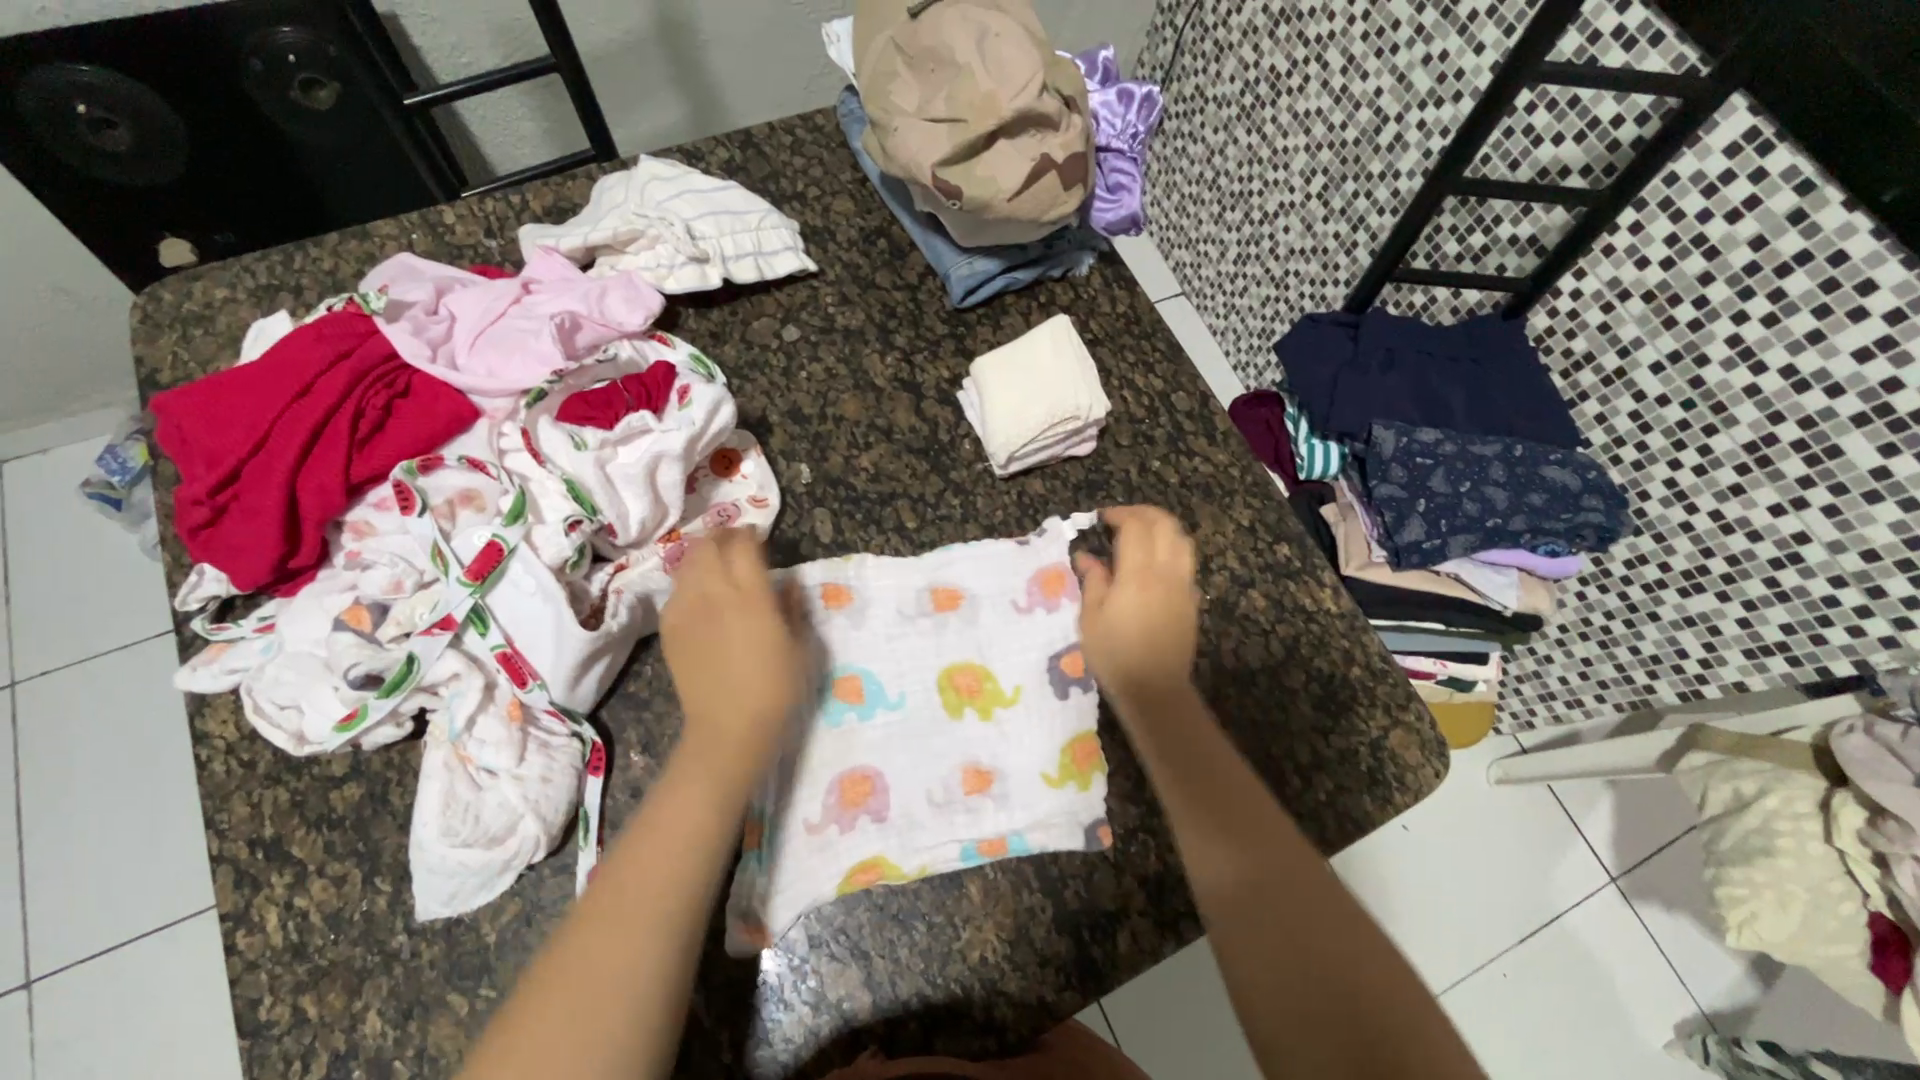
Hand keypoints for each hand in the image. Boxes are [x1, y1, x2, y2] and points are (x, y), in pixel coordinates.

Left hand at [659, 529, 807, 783]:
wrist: (730, 727)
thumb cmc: (776, 688)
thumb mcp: (802, 645)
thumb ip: (793, 606)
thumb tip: (787, 582)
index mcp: (751, 594)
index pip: (743, 544)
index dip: (750, 533)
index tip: (757, 537)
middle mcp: (714, 593)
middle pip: (709, 545)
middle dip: (721, 536)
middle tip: (734, 542)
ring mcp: (686, 609)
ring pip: (687, 562)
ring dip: (702, 555)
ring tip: (715, 563)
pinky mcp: (669, 627)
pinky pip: (676, 590)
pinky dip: (689, 582)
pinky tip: (701, 596)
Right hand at [1073, 506, 1200, 708]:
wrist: (1154, 689)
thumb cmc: (1114, 655)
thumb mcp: (1091, 618)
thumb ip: (1092, 581)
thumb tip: (1086, 557)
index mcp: (1138, 574)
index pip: (1135, 526)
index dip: (1119, 514)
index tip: (1102, 517)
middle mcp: (1166, 572)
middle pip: (1164, 524)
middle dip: (1143, 513)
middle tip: (1122, 518)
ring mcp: (1184, 585)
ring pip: (1182, 540)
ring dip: (1162, 528)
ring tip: (1141, 535)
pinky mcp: (1192, 600)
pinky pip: (1186, 562)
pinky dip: (1171, 550)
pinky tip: (1154, 564)